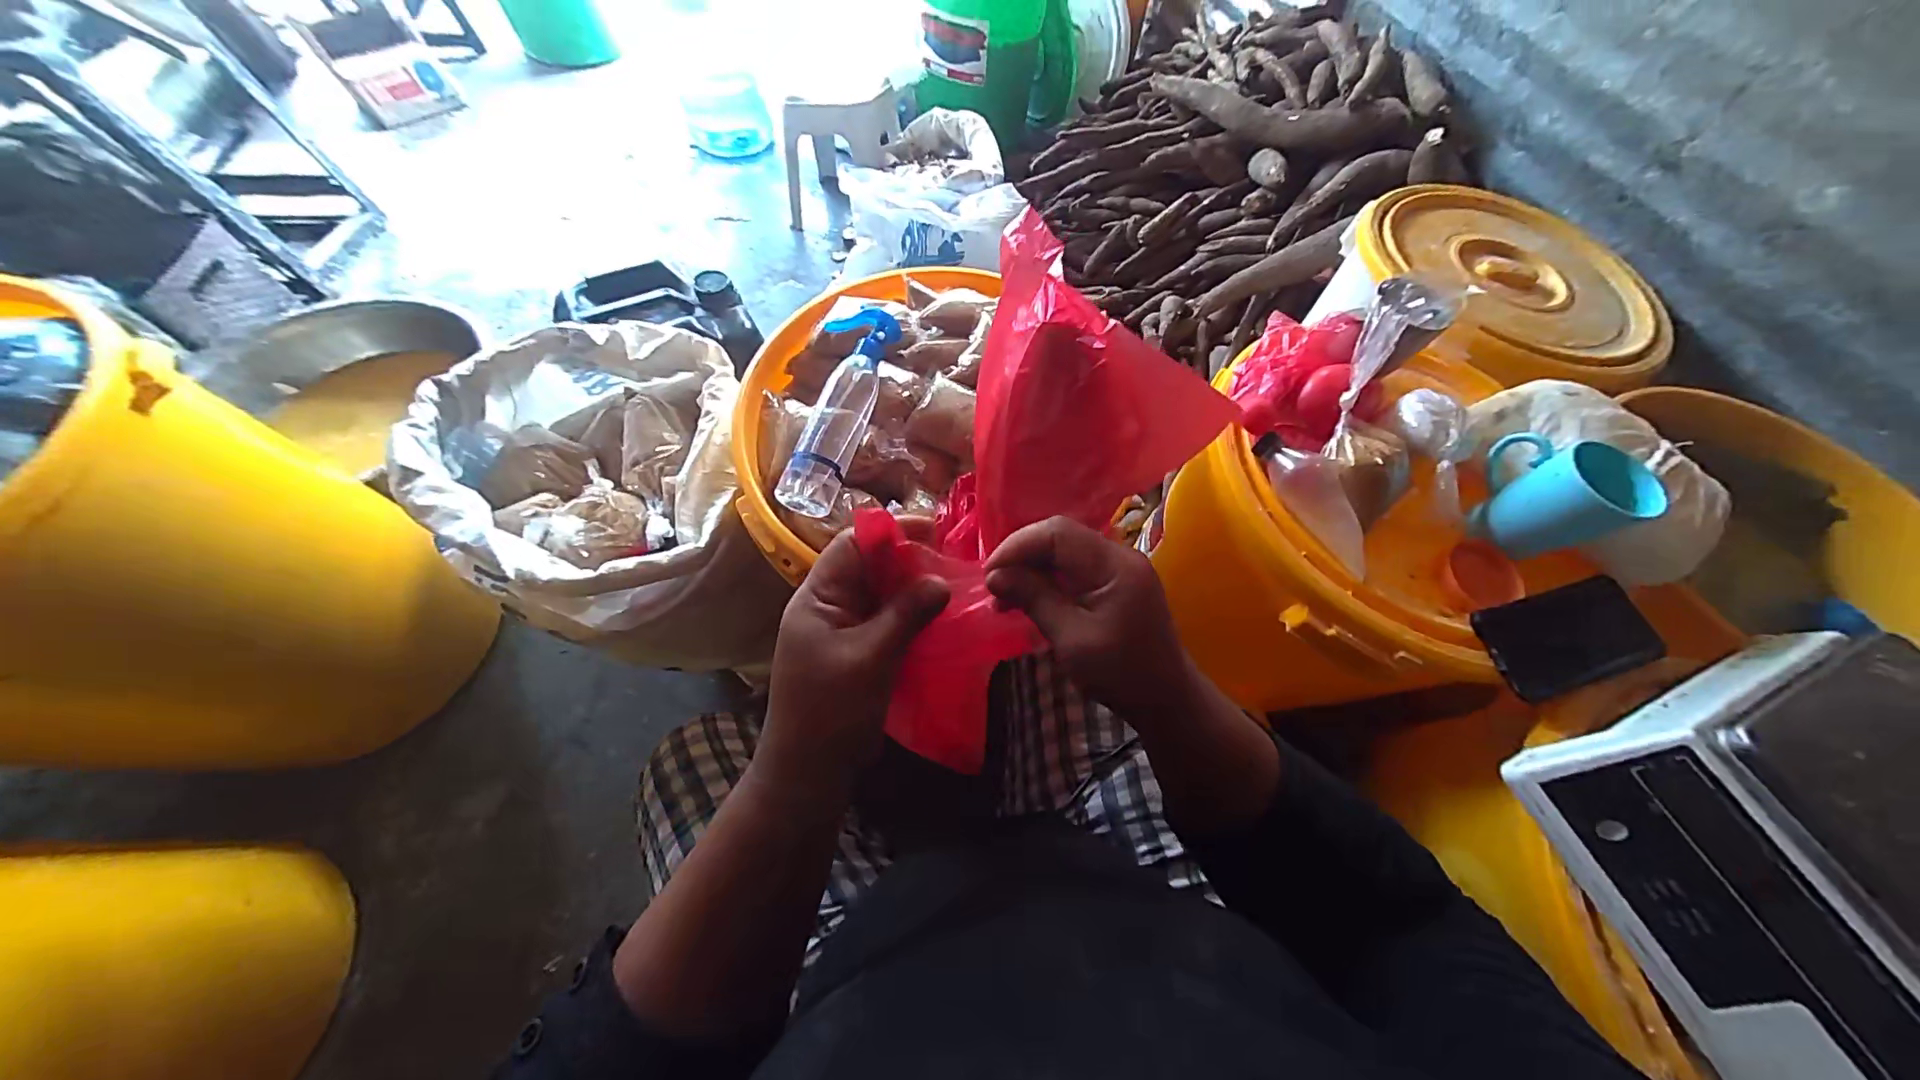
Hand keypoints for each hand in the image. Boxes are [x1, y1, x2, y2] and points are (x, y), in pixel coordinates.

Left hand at [761, 528, 948, 792]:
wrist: (809, 774)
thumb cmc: (831, 712)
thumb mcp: (870, 658)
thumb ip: (905, 615)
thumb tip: (941, 580)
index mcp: (817, 598)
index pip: (852, 545)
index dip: (890, 533)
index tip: (934, 532)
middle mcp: (829, 606)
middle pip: (869, 567)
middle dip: (908, 560)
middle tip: (953, 561)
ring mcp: (843, 631)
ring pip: (881, 595)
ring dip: (913, 589)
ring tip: (954, 586)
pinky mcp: (859, 653)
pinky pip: (887, 621)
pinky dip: (911, 616)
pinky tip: (940, 618)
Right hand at [987, 516, 1279, 833]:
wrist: (1167, 700)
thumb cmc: (1121, 674)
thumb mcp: (1072, 639)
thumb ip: (1035, 598)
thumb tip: (995, 574)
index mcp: (1115, 565)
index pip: (1057, 533)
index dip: (1017, 546)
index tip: (990, 575)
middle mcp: (1120, 556)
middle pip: (1061, 537)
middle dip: (1021, 556)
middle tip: (994, 587)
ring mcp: (1121, 568)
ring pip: (1065, 551)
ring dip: (1032, 568)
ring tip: (1004, 597)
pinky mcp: (1117, 583)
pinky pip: (1075, 567)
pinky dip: (1048, 578)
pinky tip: (1029, 599)